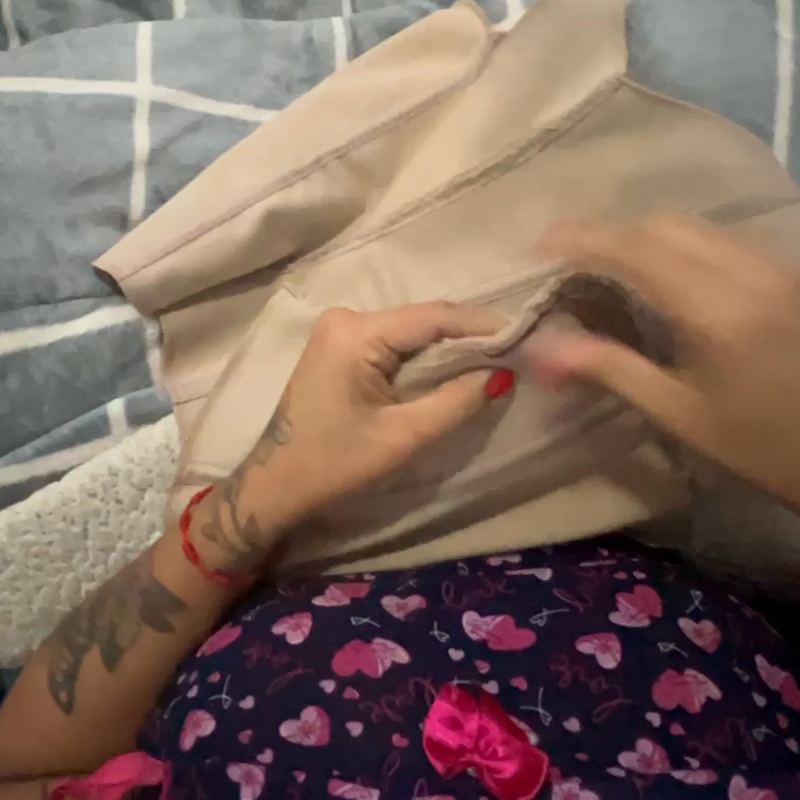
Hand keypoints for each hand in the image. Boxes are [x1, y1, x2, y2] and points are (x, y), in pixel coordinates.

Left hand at [189, 303, 510, 571]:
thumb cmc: (335, 462)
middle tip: (514, 348)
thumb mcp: (403, 436)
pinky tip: (451, 363)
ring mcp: (338, 328)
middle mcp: (346, 318)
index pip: (432, 317)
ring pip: (408, 329)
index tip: (523, 332)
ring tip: (492, 355)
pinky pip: (392, 340)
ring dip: (446, 344)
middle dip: (466, 334)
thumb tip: (502, 374)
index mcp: (356, 333)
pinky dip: (421, 353)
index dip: (479, 324)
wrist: (277, 482)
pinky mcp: (338, 344)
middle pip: (420, 319)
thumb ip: (455, 401)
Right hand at [534, 214, 799, 573]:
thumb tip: (542, 349)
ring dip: (646, 235)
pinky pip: (723, 236)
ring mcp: (777, 266)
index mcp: (717, 309)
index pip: (635, 251)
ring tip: (612, 263)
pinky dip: (682, 241)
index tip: (542, 241)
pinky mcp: (793, 272)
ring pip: (694, 226)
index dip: (584, 239)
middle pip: (662, 226)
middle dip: (611, 235)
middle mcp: (749, 271)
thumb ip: (608, 368)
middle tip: (572, 260)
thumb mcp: (677, 414)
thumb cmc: (761, 448)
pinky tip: (669, 271)